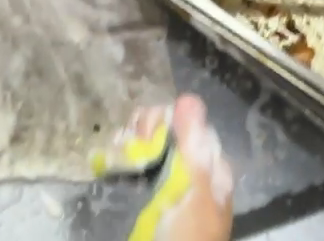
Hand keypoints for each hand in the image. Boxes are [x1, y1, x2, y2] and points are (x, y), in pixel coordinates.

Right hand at [113, 96, 232, 240]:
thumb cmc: (185, 236)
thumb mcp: (193, 192)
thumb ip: (193, 147)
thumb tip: (189, 97)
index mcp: (209, 170)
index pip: (188, 124)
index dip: (167, 120)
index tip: (147, 126)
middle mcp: (188, 170)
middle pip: (165, 130)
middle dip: (146, 129)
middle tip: (134, 141)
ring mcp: (164, 180)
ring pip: (146, 140)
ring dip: (131, 140)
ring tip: (121, 150)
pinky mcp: (143, 189)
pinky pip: (132, 157)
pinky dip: (121, 152)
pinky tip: (114, 155)